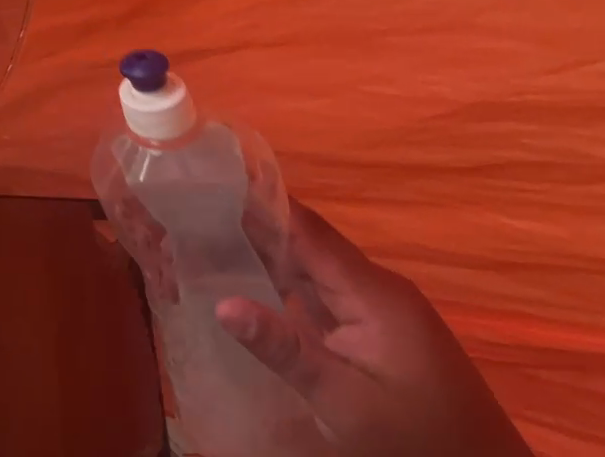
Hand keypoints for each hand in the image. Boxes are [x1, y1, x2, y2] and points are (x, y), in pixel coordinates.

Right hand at [216, 204, 531, 456]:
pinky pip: (315, 290)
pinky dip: (275, 280)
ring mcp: (375, 309)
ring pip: (305, 265)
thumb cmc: (420, 439)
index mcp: (373, 292)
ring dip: (257, 251)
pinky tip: (238, 278)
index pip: (304, 227)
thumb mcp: (347, 403)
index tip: (206, 175)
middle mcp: (374, 288)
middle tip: (184, 207)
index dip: (256, 198)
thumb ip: (285, 350)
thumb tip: (221, 303)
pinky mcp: (371, 330)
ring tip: (197, 234)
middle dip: (244, 222)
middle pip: (301, 240)